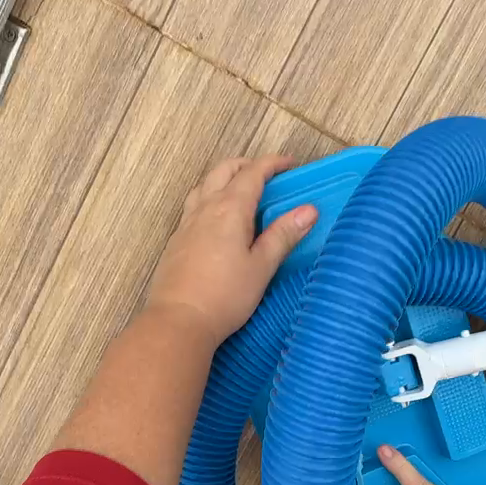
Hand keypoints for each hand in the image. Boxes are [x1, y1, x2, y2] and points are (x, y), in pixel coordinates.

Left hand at [145, 154, 316, 342]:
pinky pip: (194, 204)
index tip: (290, 164)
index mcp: (230, 209)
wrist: (179, 319)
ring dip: (224, 178)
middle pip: (224, 171)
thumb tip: (309, 210)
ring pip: (205, 185)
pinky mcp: (177, 240)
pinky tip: (217, 219)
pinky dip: (210, 197)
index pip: (253, 174)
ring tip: (240, 190)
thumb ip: (283, 236)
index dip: (273, 164)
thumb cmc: (225, 296)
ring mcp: (187, 223)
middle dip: (247, 165)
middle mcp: (205, 208)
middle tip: (267, 175)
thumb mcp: (261, 267)